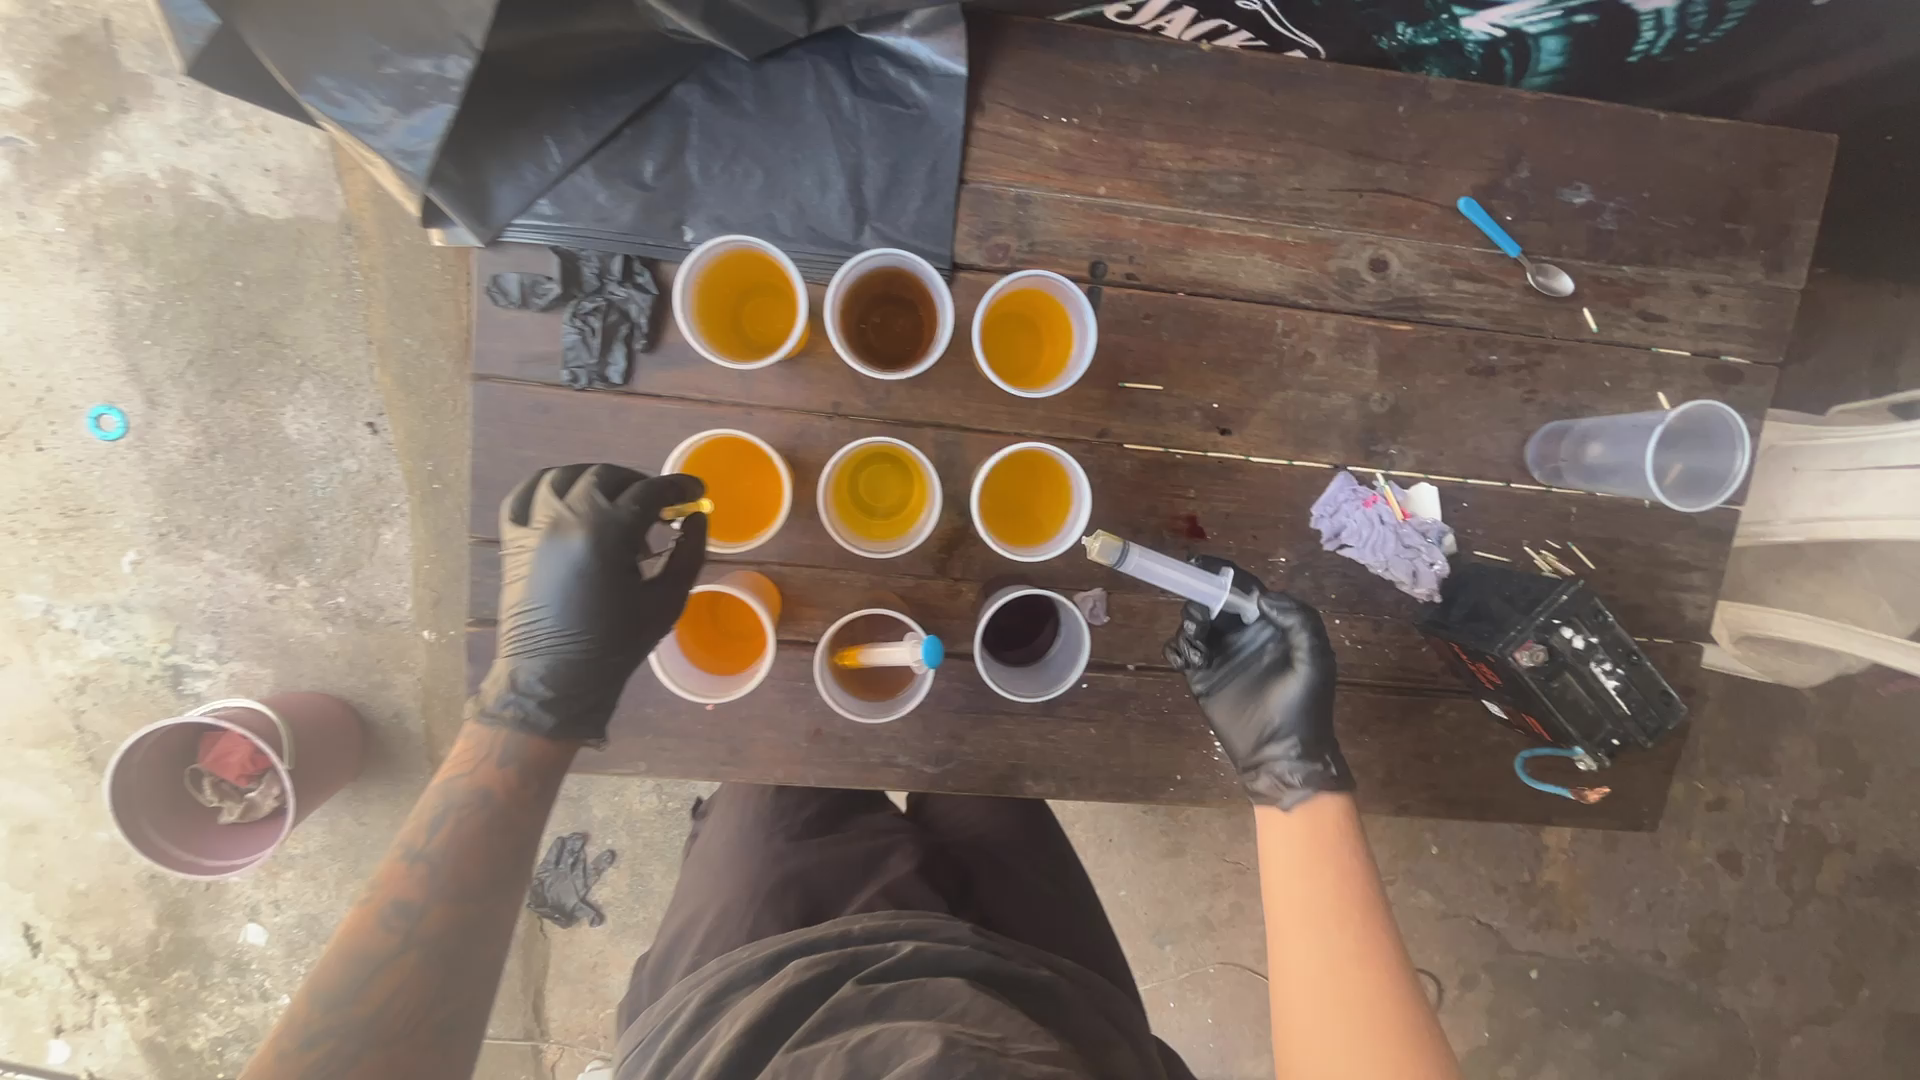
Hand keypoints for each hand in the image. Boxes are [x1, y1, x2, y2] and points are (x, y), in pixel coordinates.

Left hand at [470, 463, 705, 742]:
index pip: (649, 491)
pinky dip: (553, 486)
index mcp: (607, 534)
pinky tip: (572, 500)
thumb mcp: (668, 599)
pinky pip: (526, 492)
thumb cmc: (617, 643)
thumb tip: (697, 518)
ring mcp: (533, 526)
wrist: (553, 676)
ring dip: (599, 480)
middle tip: (661, 506)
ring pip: (566, 475)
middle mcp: (565, 519)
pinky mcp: (514, 539)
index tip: (696, 492)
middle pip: (608, 477)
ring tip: (618, 501)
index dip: (678, 487)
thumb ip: (689, 552)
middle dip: (641, 485)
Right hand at [1163, 557, 1351, 808]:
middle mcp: (1241, 634)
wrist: (1282, 754)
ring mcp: (1218, 654)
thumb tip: (1262, 597)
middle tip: (1201, 622)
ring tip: (1199, 652)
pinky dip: (1176, 650)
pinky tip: (1188, 663)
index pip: (1242, 588)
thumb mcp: (1314, 660)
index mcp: (1269, 624)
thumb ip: (1298, 621)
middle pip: (1211, 602)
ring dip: (1188, 627)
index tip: (1198, 565)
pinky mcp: (1199, 675)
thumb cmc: (1304, 706)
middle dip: (1200, 602)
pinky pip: (1178, 650)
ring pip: (1192, 623)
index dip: (1220, 573)